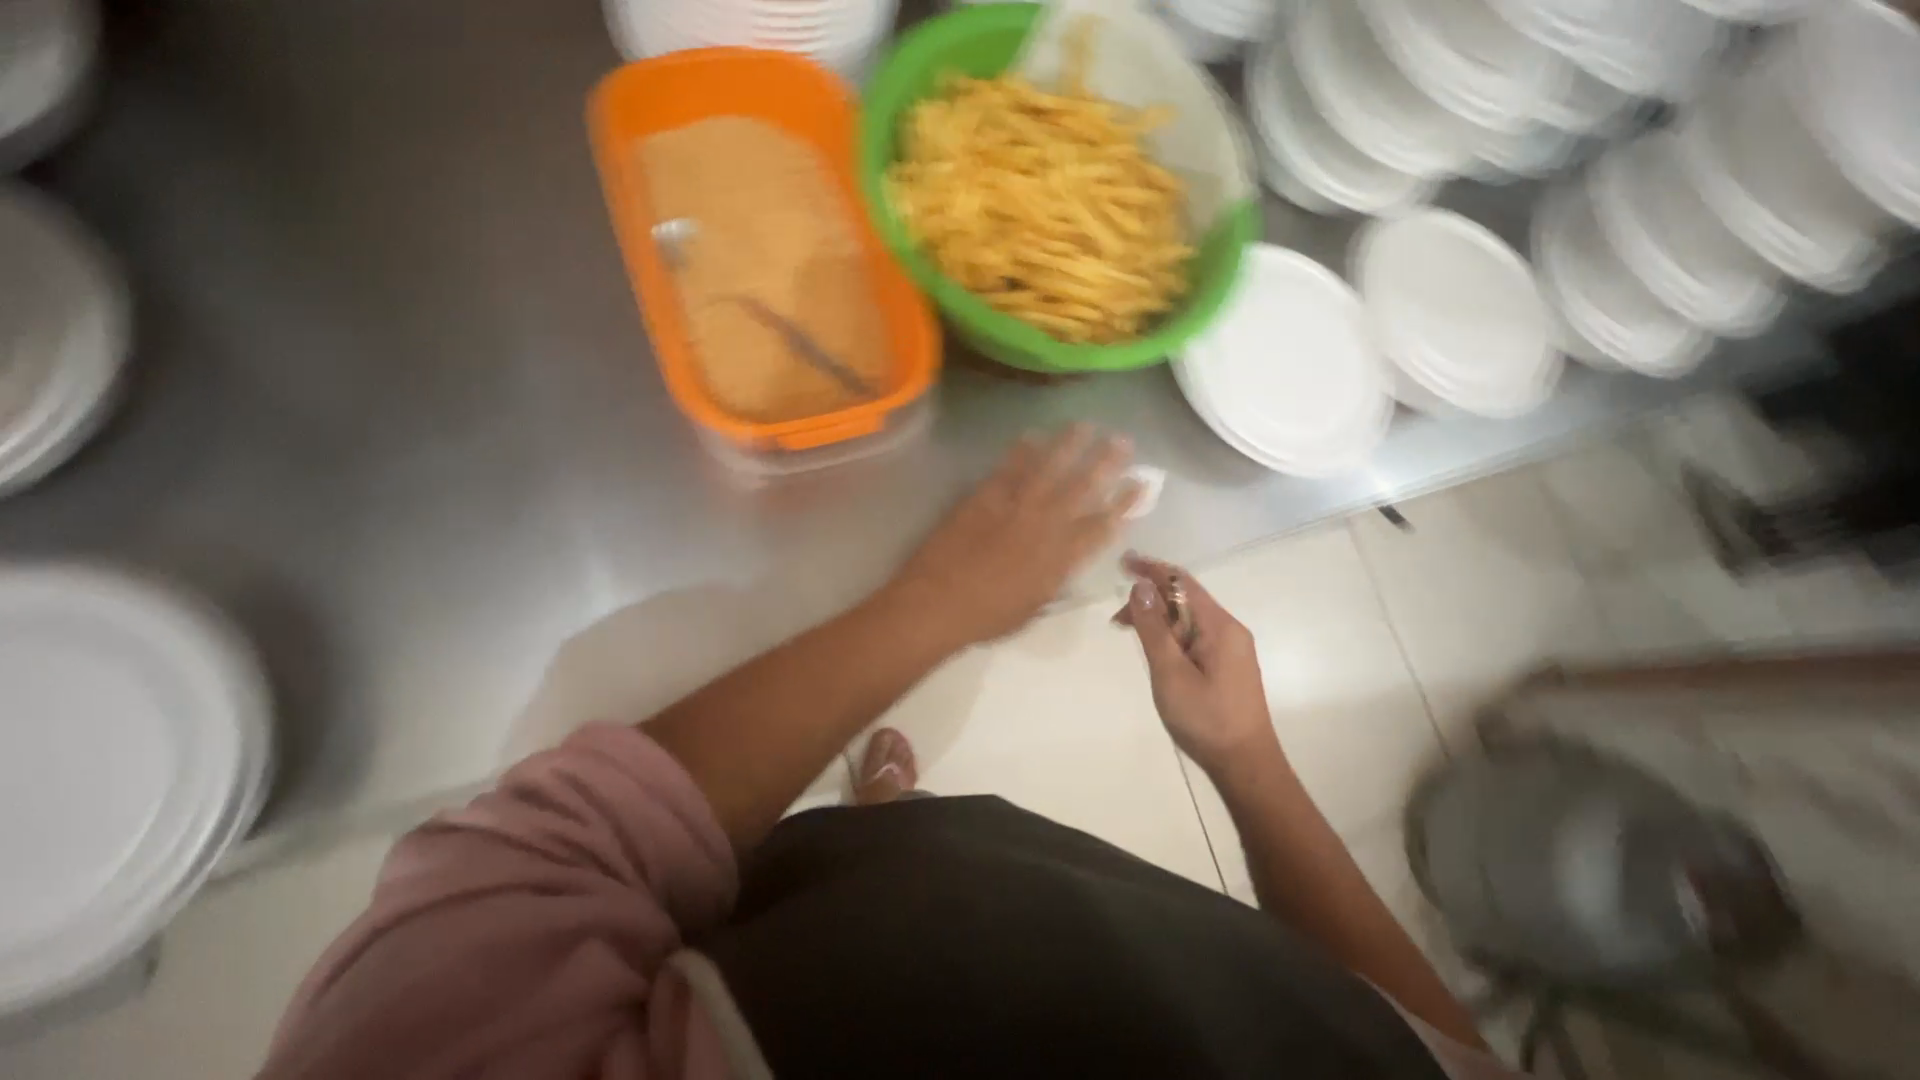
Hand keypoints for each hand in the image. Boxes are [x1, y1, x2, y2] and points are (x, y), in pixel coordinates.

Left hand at [887, 425, 1139, 648]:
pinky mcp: (986, 497)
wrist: (938, 603)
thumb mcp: (1032, 608)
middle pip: (1083, 487)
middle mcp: (1046, 526)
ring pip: (1050, 468)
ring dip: (1070, 445)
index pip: (1103, 525)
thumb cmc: (986, 617)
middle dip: (1107, 462)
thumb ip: (1053, 582)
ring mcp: (1015, 507)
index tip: (1141, 484)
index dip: (1124, 504)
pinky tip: (1034, 435)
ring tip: (1086, 425)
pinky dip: (1023, 450)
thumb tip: (1064, 567)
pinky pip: (1010, 467)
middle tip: (1124, 440)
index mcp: (1062, 559)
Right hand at [1114, 554, 1280, 775]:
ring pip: (1189, 619)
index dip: (1151, 569)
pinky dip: (1170, 636)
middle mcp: (1229, 630)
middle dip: (1150, 599)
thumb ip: (1154, 629)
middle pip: (1186, 599)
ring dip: (1158, 619)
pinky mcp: (1228, 666)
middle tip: (1117, 620)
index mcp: (1220, 627)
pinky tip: (1155, 651)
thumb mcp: (1170, 673)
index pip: (1182, 582)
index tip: (1122, 563)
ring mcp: (1231, 649)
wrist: (1245, 764)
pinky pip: (1195, 637)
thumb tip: (1142, 586)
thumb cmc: (1205, 719)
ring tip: (1128, 634)